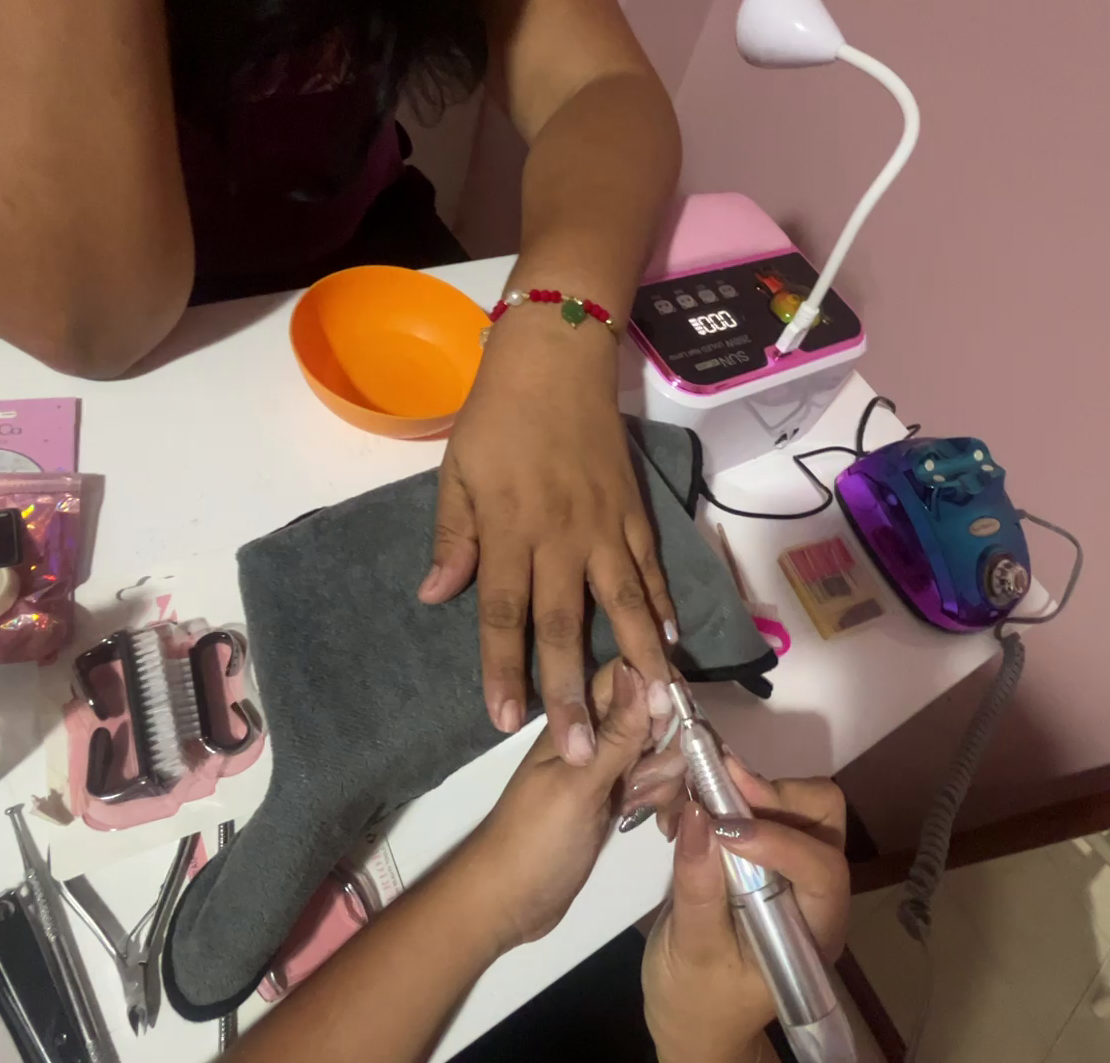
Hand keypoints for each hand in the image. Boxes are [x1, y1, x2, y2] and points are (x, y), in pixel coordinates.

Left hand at [419, 304, 676, 764]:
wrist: (556, 358)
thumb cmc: (496, 416)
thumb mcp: (457, 471)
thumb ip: (453, 537)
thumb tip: (436, 598)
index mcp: (510, 530)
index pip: (504, 614)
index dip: (502, 670)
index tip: (502, 722)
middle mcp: (561, 538)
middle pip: (565, 624)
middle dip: (571, 690)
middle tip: (581, 750)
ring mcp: (606, 526)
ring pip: (624, 603)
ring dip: (638, 659)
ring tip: (653, 708)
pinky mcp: (636, 511)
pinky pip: (650, 566)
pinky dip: (662, 604)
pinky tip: (673, 639)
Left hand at [448, 660, 653, 951]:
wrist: (508, 902)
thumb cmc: (535, 841)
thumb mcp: (579, 785)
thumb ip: (617, 732)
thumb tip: (639, 666)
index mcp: (577, 717)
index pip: (630, 673)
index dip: (660, 686)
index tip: (676, 724)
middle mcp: (595, 732)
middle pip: (655, 712)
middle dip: (668, 745)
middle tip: (646, 784)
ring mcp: (607, 765)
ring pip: (660, 749)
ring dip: (667, 778)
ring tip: (644, 810)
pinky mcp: (615, 795)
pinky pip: (655, 781)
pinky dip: (665, 799)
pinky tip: (662, 826)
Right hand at [642, 767, 851, 1062]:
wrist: (690, 1011)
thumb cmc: (697, 995)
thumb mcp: (693, 947)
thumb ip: (698, 885)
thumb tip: (698, 814)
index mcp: (815, 926)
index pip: (821, 867)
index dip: (778, 838)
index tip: (723, 825)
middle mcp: (814, 887)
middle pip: (821, 815)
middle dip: (770, 794)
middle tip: (716, 784)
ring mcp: (791, 863)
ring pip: (792, 798)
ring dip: (745, 786)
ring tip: (696, 792)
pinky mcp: (764, 847)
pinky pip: (759, 800)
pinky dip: (729, 789)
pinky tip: (693, 803)